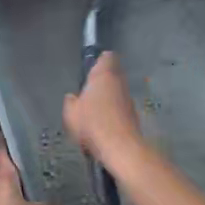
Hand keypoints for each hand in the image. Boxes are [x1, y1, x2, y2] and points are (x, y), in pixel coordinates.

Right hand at [62, 51, 146, 166]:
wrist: (120, 148)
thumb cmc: (92, 124)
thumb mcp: (71, 113)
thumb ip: (70, 102)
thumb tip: (72, 97)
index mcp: (104, 75)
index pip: (107, 57)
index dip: (100, 61)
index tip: (90, 71)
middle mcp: (120, 82)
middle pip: (113, 74)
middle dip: (102, 82)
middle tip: (88, 93)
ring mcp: (129, 99)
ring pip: (117, 92)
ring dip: (108, 98)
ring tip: (94, 112)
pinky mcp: (134, 115)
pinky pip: (121, 108)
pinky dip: (113, 113)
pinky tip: (103, 126)